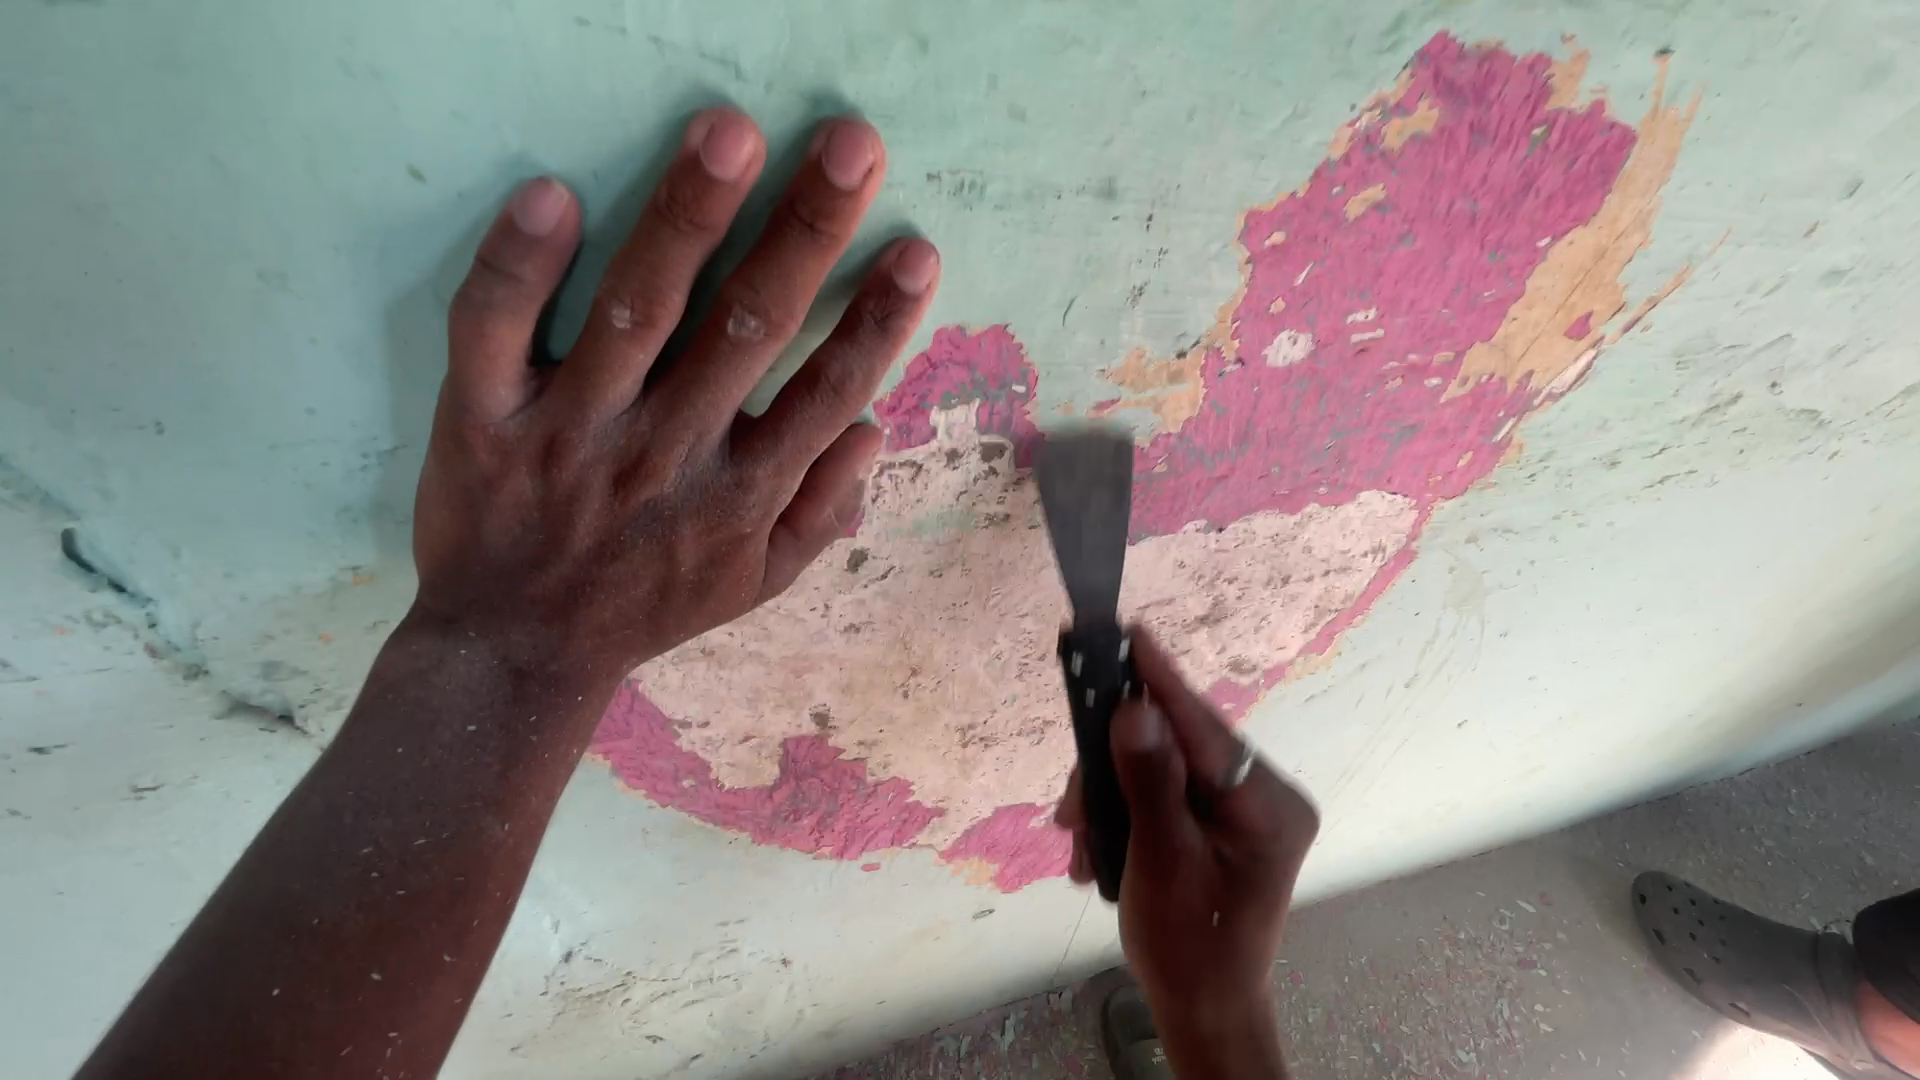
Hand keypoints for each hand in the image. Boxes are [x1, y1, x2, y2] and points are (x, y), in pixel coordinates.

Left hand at [414, 108, 939, 678]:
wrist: (520, 648)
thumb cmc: (655, 605)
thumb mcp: (759, 583)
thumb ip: (824, 512)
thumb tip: (873, 428)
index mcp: (742, 495)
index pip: (826, 395)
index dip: (878, 322)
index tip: (916, 251)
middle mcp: (668, 452)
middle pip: (748, 331)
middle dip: (805, 235)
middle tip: (849, 146)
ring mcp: (573, 432)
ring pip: (636, 313)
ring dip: (685, 218)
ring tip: (727, 133)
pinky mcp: (482, 420)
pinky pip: (493, 332)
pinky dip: (518, 267)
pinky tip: (551, 195)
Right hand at [1055, 630, 1318, 1049]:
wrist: (1203, 1008)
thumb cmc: (1188, 947)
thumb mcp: (1162, 864)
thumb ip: (1149, 783)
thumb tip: (1134, 707)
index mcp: (1268, 806)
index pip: (1205, 730)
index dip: (1161, 682)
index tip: (1131, 635)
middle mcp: (1263, 795)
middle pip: (1176, 745)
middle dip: (1113, 768)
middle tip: (1071, 810)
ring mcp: (1242, 806)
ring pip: (1159, 765)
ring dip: (1110, 795)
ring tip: (1081, 842)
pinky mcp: (1218, 817)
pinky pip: (1161, 787)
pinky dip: (1122, 809)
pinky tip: (1097, 847)